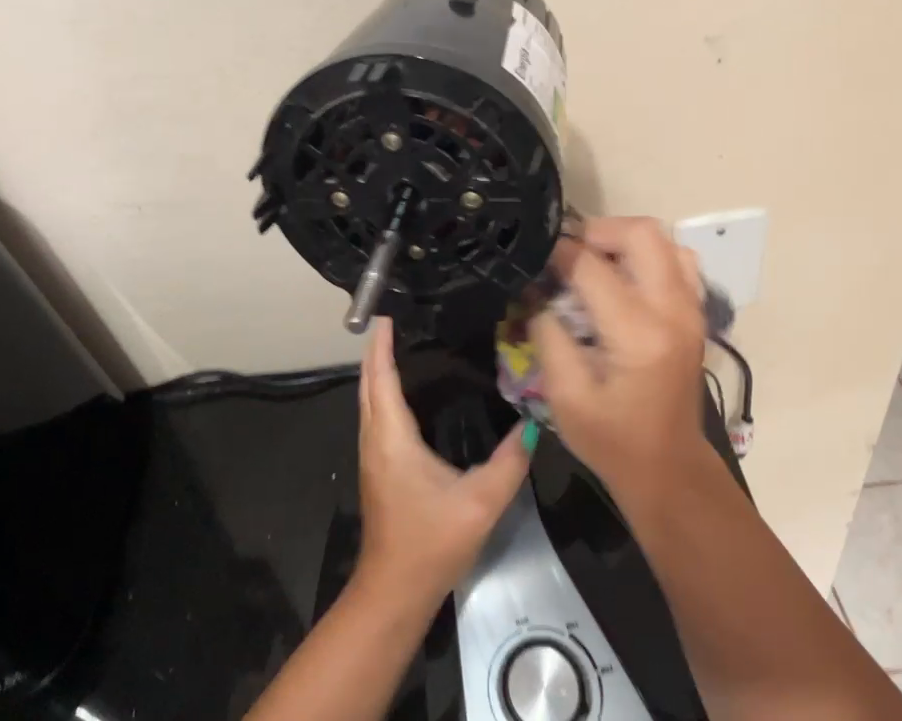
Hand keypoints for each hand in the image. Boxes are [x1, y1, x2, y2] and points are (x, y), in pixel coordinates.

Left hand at [355, 318, 530, 600]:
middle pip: (368, 384)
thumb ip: (509, 462)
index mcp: (392, 438)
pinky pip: (375, 417)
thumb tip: (532, 425)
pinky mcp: (378, 469)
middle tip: (399, 321)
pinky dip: (383, 394)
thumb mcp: (480, 502)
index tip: (387, 313)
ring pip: (368, 402)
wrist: (395, 589)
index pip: (381, 378)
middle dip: (377, 351)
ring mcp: (372, 456)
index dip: (382, 345)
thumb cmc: (431, 542)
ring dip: (378, 372)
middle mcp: (374, 440)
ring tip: (402, 346)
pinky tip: (406, 394)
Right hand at [530, 217, 708, 494]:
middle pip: (642, 233)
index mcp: (638, 334)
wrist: (667, 468)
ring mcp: (691, 309)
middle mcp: (673, 311)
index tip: (530, 256)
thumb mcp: (564, 393)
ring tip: (590, 263)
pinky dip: (645, 256)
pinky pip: (677, 261)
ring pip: (664, 240)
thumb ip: (547, 332)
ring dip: (622, 241)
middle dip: (596, 230)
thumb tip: (533, 289)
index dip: (556, 253)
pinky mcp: (694, 314)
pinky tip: (619, 280)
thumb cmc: (610, 439)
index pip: (592, 266)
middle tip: (564, 253)